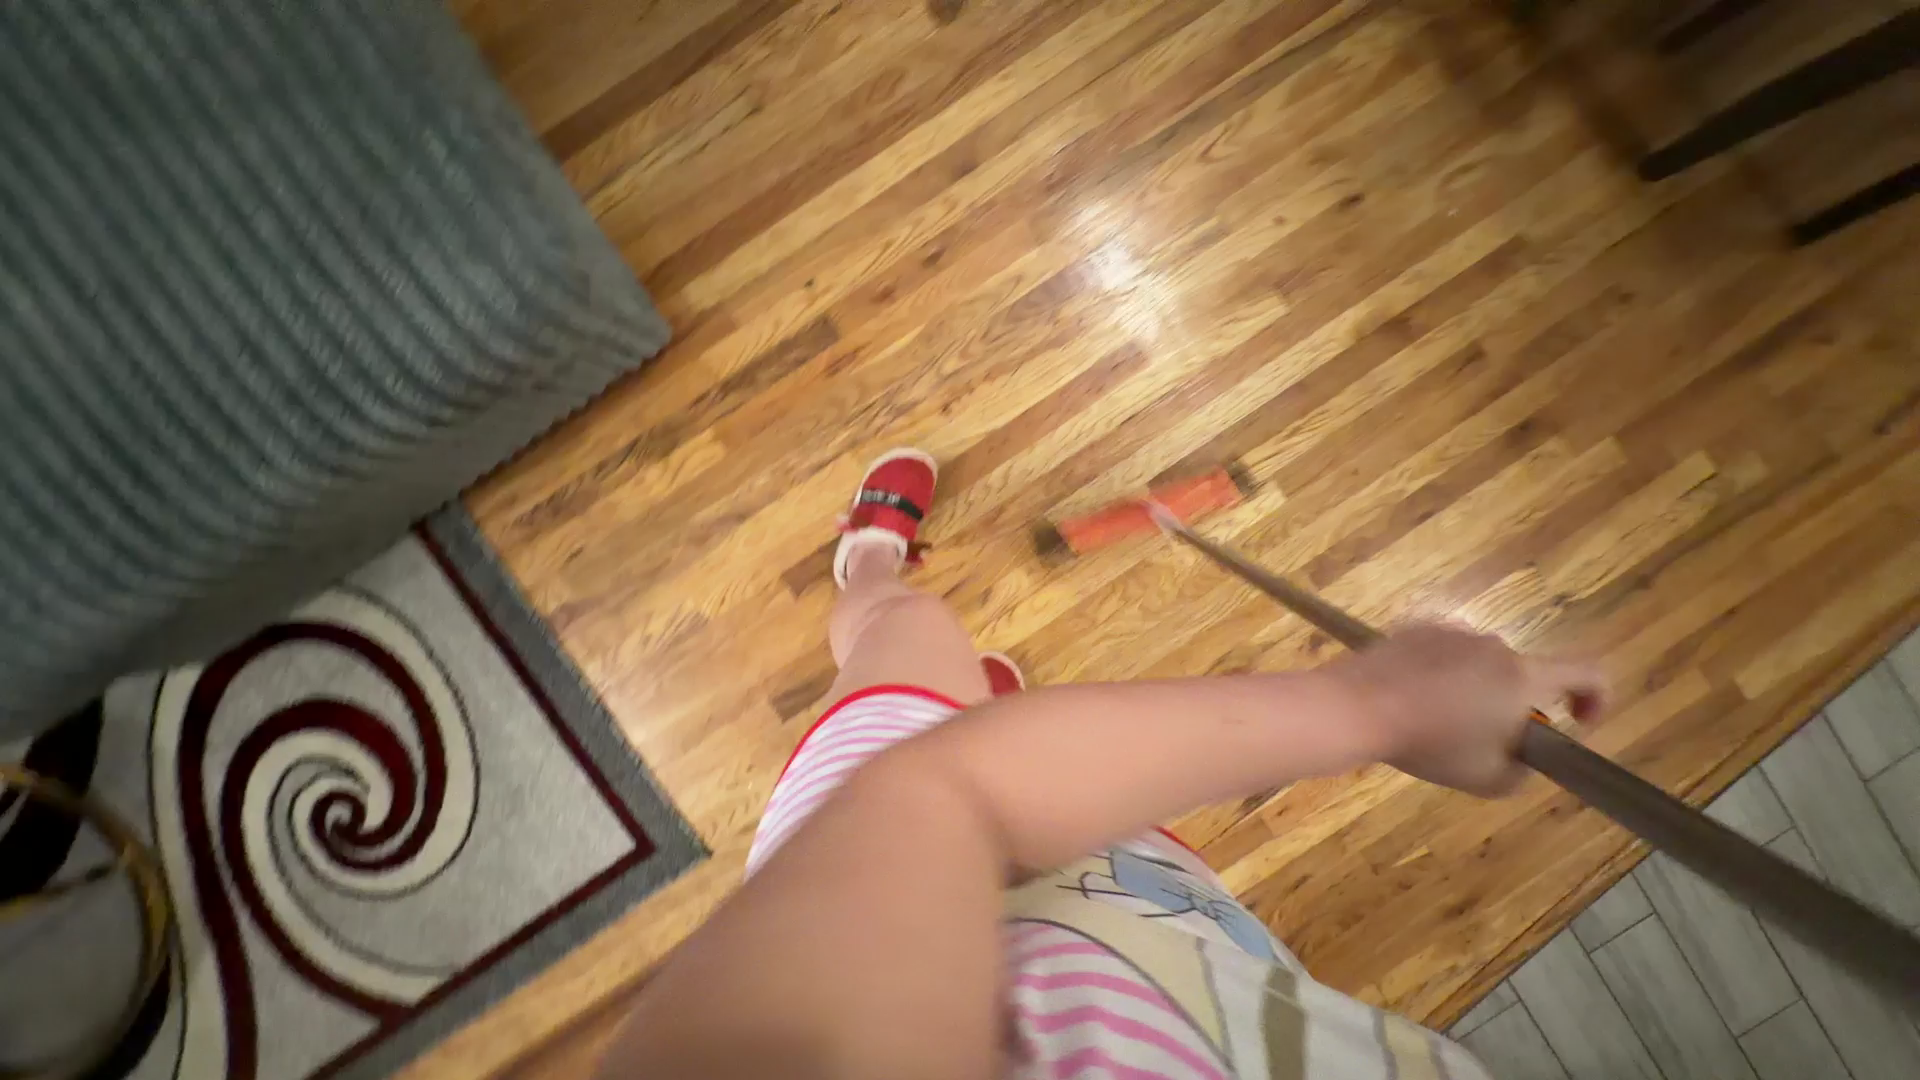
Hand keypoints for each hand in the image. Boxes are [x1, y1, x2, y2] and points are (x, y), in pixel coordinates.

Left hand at [1325, 623, 1607, 796]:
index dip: (1598, 698)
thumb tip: (1521, 756)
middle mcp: (1489, 644)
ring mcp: (1447, 632)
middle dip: (1513, 704)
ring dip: (1473, 688)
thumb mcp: (1490, 777)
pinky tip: (1412, 699)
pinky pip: (1441, 653)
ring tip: (1436, 720)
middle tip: (1483, 736)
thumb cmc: (1428, 743)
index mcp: (1521, 674)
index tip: (1577, 723)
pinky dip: (1438, 674)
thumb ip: (1523, 769)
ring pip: (1478, 663)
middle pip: (1521, 672)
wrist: (1355, 706)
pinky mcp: (1411, 630)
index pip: (1588, 672)